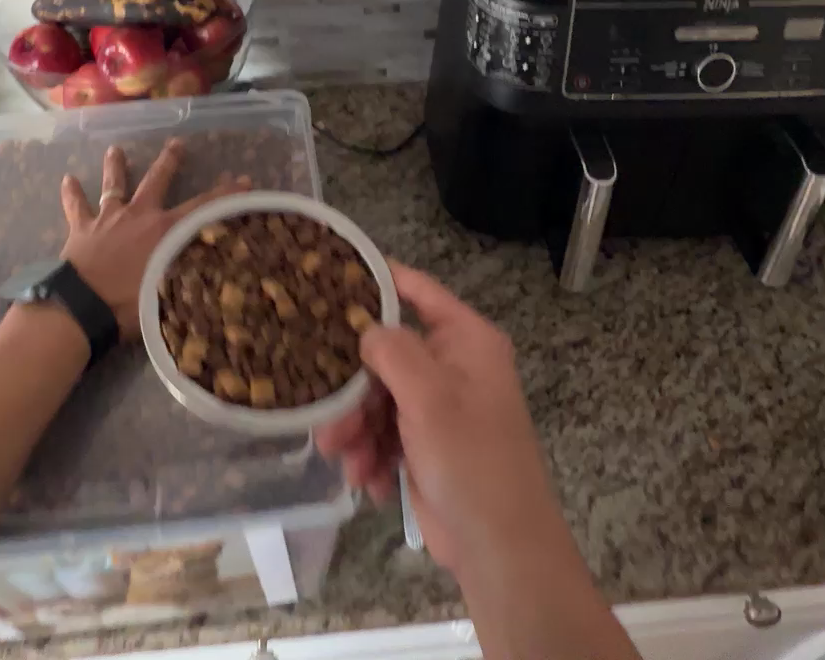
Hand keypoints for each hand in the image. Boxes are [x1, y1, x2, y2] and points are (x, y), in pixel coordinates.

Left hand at [58, 139, 246, 338]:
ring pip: (113, 186)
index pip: (202, 207)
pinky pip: (76, 207)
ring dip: (115, 167)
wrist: (82, 307)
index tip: (243, 180)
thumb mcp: (171, 289)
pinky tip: (67, 179)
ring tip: (115, 150)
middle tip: (177, 143)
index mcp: (164, 230)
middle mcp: (138, 215)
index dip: (225, 193)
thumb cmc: (131, 304)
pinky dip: (72, 194)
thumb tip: (215, 276)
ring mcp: (107, 219)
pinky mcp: (81, 229)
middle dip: (169, 161)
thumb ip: (190, 274)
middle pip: (156, 181)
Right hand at [314, 261, 563, 572]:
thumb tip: (365, 330)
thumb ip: (393, 351)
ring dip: (357, 429)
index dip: (376, 280)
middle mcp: (451, 364)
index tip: (328, 279)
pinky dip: (372, 454)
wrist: (498, 547)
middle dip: (354, 388)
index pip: (416, 290)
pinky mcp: (423, 443)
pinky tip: (370, 481)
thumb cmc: (471, 459)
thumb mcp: (430, 397)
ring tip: (346, 459)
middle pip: (386, 353)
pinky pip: (383, 432)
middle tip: (326, 412)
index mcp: (465, 339)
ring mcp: (437, 406)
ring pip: (377, 397)